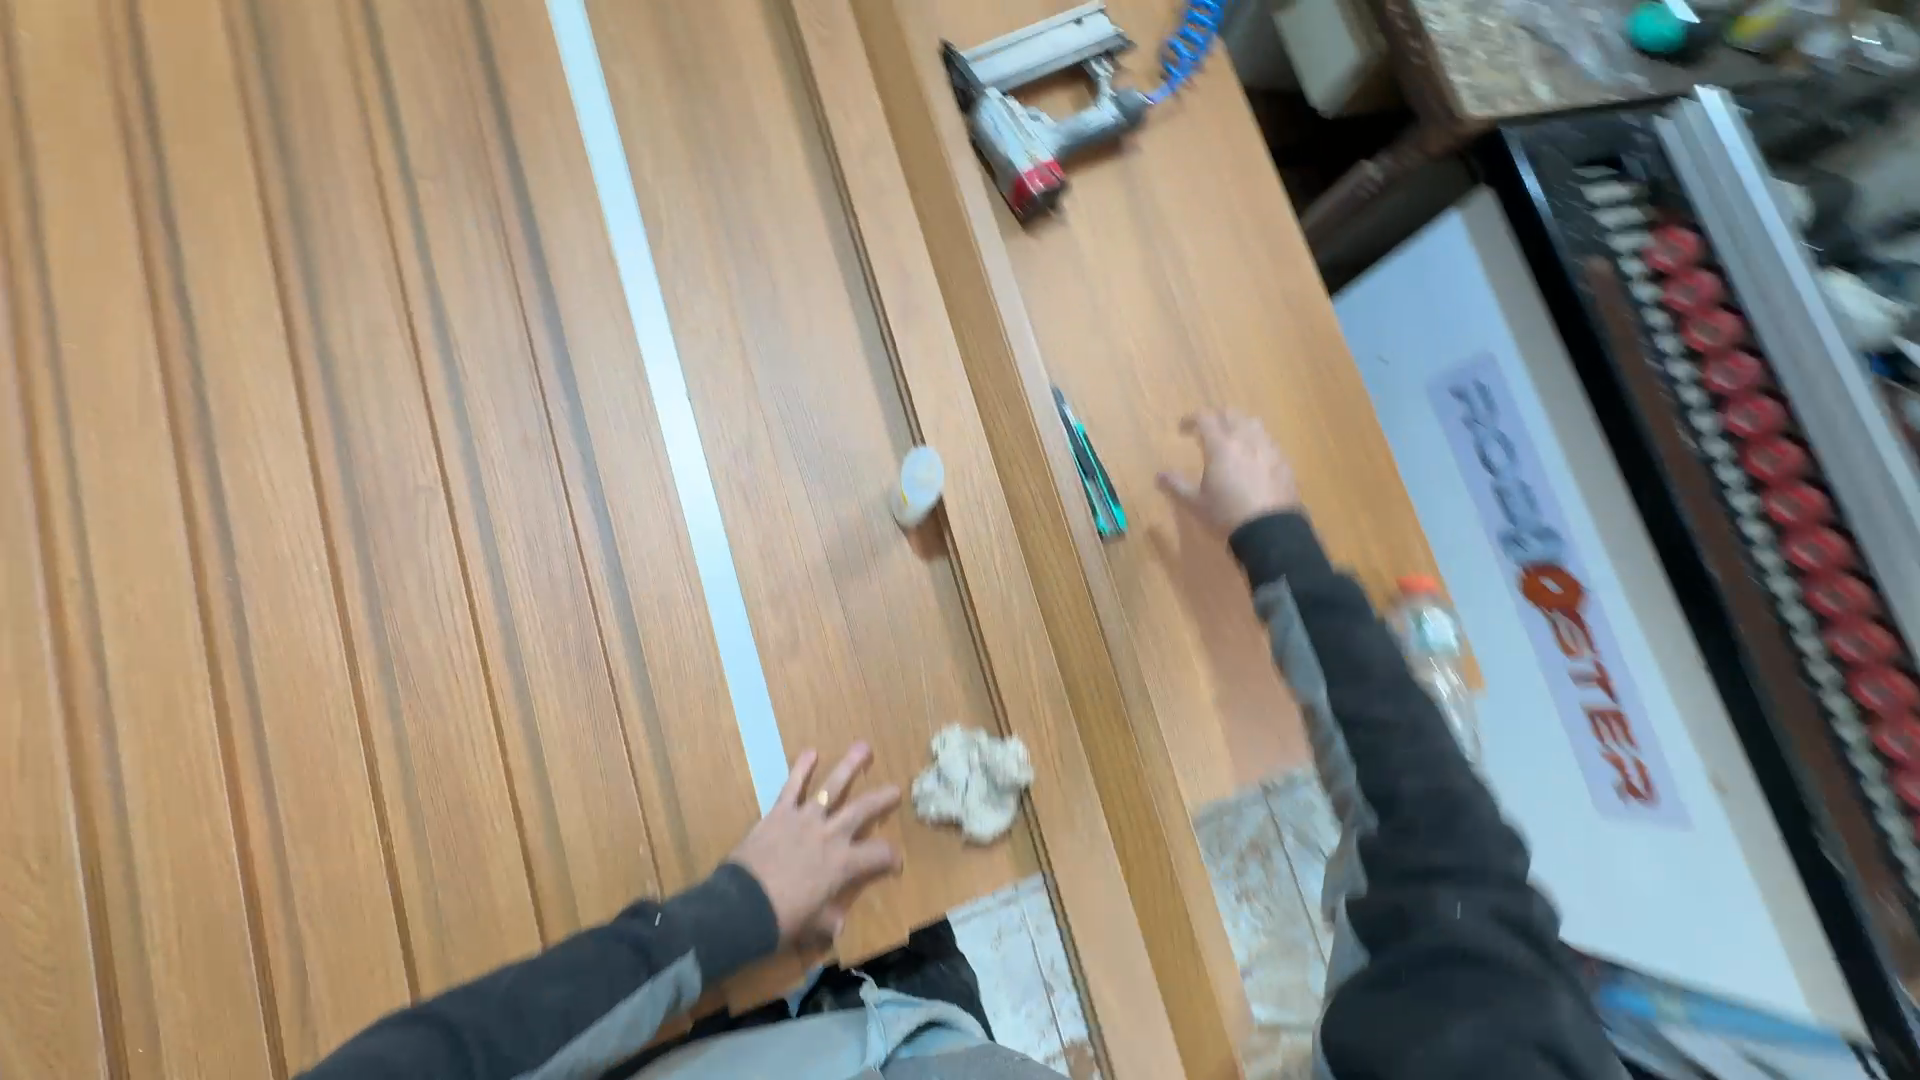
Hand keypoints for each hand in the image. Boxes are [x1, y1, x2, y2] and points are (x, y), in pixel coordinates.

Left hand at [728, 743, 901, 952]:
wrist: (743, 907)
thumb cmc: (783, 919)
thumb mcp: (812, 925)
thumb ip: (828, 920)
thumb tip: (838, 926)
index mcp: (843, 864)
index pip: (878, 855)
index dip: (892, 857)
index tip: (896, 862)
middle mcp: (830, 835)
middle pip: (863, 810)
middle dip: (882, 798)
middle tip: (896, 789)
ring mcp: (805, 819)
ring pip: (832, 787)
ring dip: (849, 766)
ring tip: (863, 747)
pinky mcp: (780, 813)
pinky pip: (792, 787)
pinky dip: (801, 768)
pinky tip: (810, 752)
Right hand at [1158, 408, 1300, 533]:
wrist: (1270, 531)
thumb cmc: (1226, 514)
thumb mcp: (1195, 503)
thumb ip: (1176, 485)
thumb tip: (1159, 475)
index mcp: (1221, 446)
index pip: (1205, 418)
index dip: (1191, 419)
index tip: (1182, 429)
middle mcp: (1246, 439)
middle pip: (1231, 413)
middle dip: (1216, 417)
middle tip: (1207, 431)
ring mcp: (1268, 448)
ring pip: (1253, 423)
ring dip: (1239, 425)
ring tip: (1233, 441)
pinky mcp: (1284, 461)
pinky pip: (1268, 441)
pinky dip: (1256, 442)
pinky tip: (1253, 459)